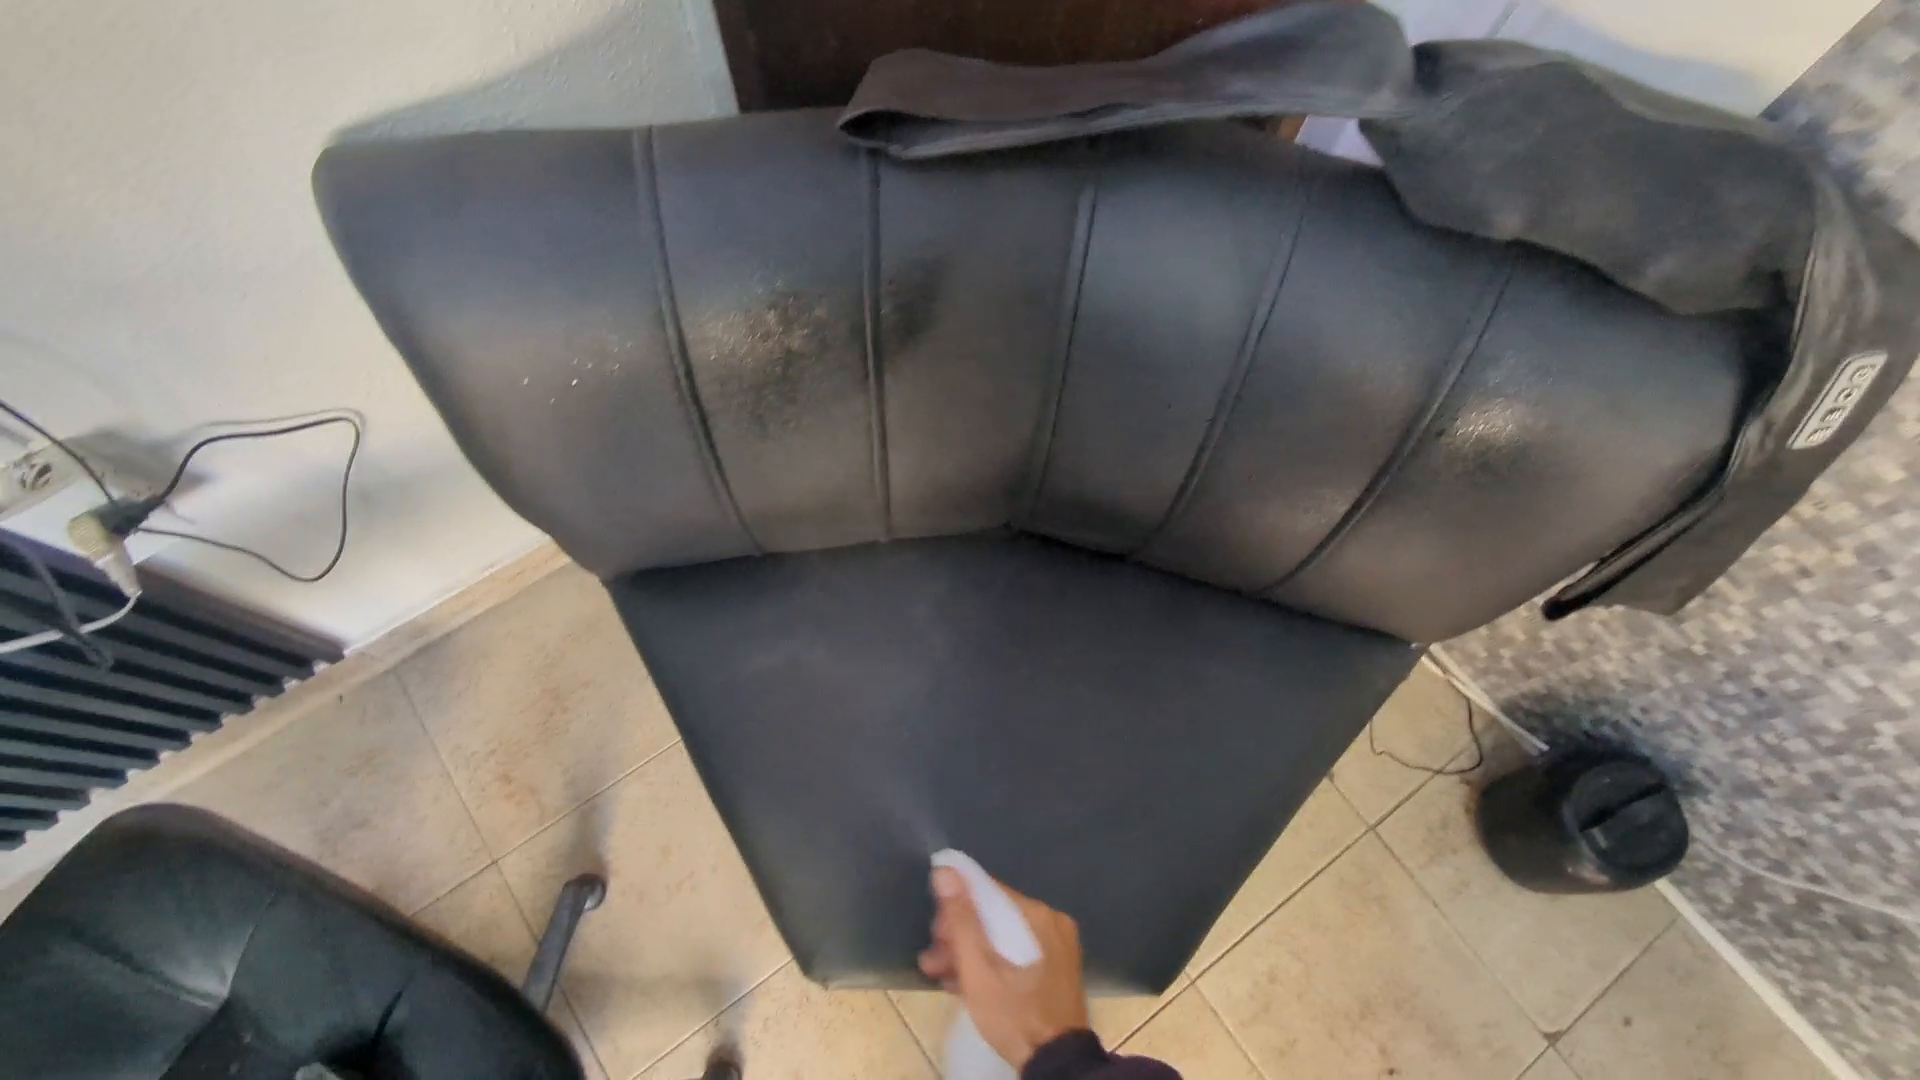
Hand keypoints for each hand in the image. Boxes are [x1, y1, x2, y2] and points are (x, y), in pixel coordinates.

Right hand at [919, 866, 1091, 1069]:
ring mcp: (1056, 947)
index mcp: (1037, 915)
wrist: (1056, 1067)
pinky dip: (992, 964)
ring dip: (971, 953)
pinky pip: (1016, 953)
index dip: (956, 908)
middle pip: (994, 915)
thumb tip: (946, 869)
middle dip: (959, 936)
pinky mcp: (1055, 969)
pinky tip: (966, 983)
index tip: (936, 933)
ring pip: (1003, 937)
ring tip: (941, 976)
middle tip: (934, 961)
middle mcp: (1051, 922)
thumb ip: (961, 918)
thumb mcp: (978, 968)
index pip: (987, 892)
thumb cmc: (1014, 1015)